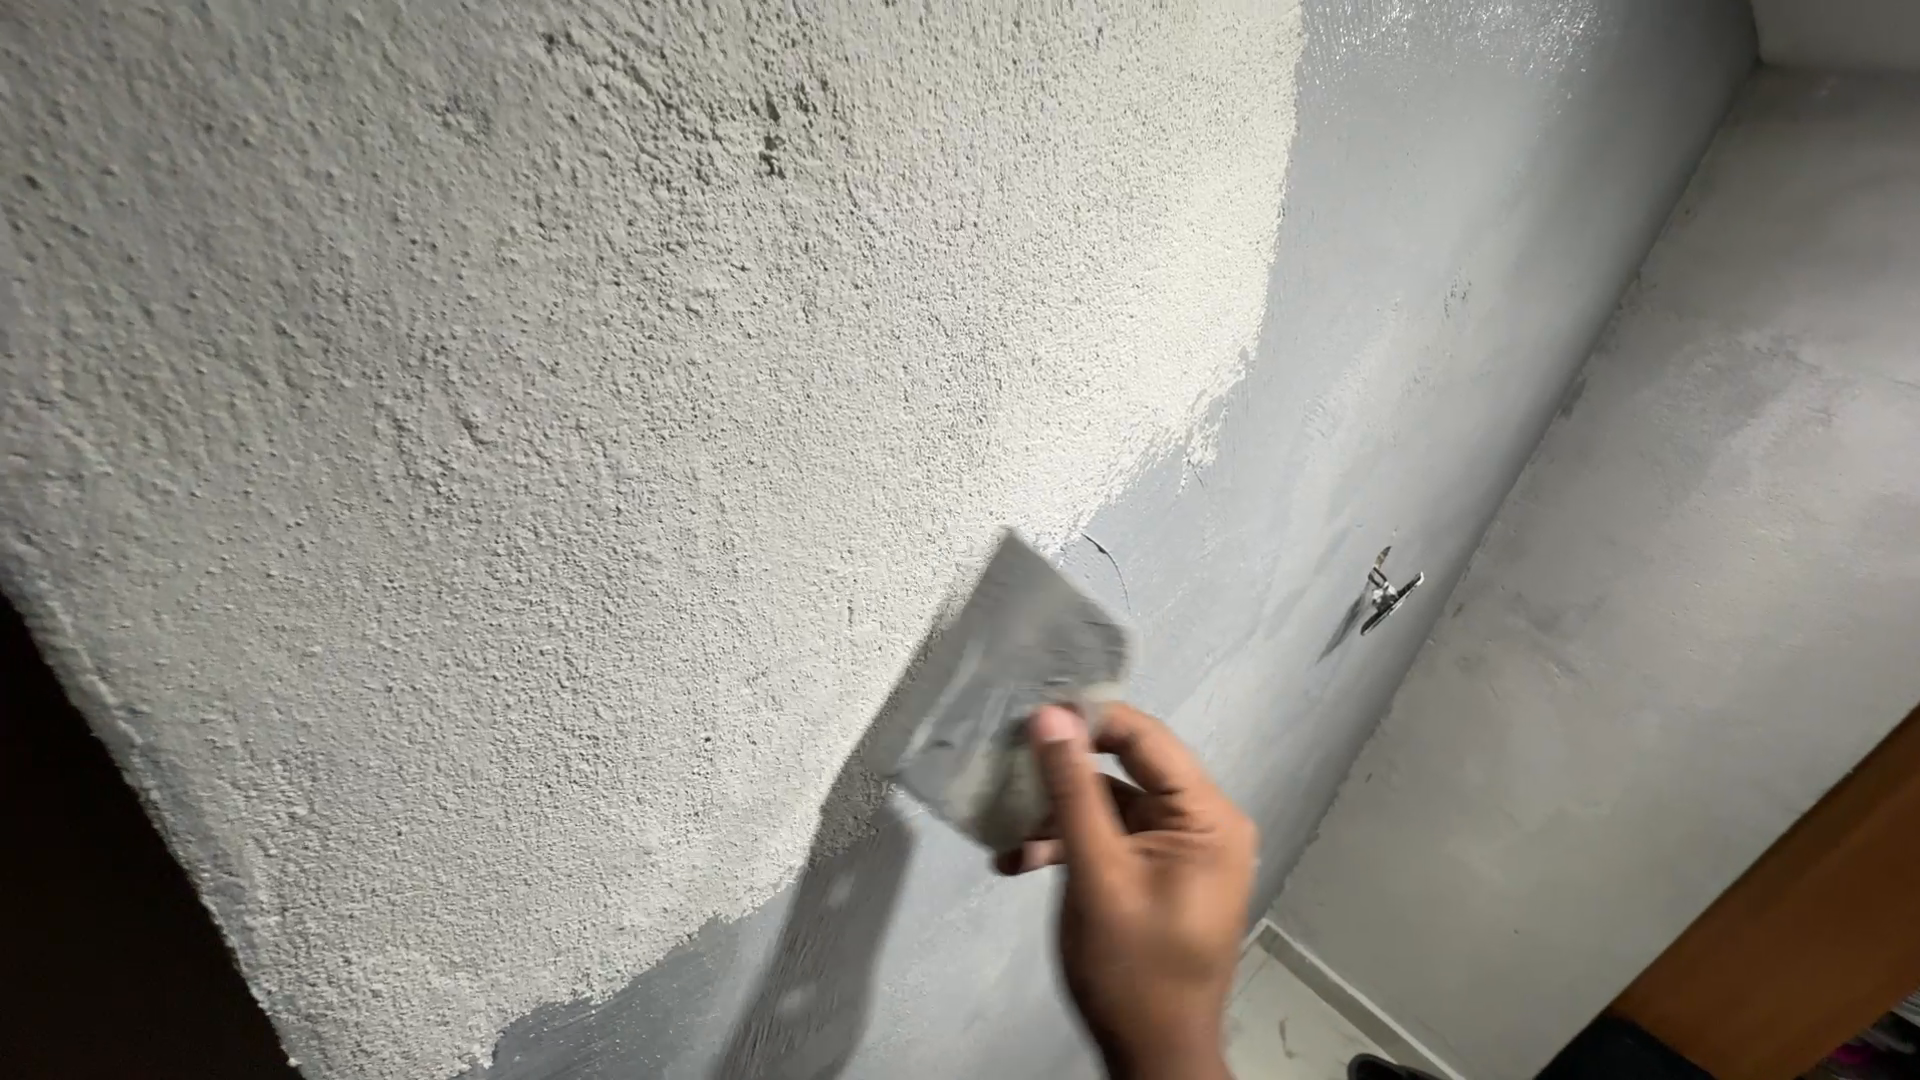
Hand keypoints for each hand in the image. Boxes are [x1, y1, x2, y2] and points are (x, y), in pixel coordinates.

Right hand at [997, 703, 1256, 1079]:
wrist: (1151, 1059)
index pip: (1145, 739)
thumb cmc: (1132, 969)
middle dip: (1064, 774)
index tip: (1029, 716)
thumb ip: (1073, 791)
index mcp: (1207, 816)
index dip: (1089, 720)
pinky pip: (1108, 834)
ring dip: (1057, 816)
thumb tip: (1050, 715)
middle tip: (1010, 765)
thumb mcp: (1097, 874)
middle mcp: (1200, 820)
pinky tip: (1019, 860)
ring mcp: (1177, 845)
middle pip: (1124, 768)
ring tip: (1008, 833)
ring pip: (1107, 801)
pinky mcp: (1153, 866)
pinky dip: (1067, 843)